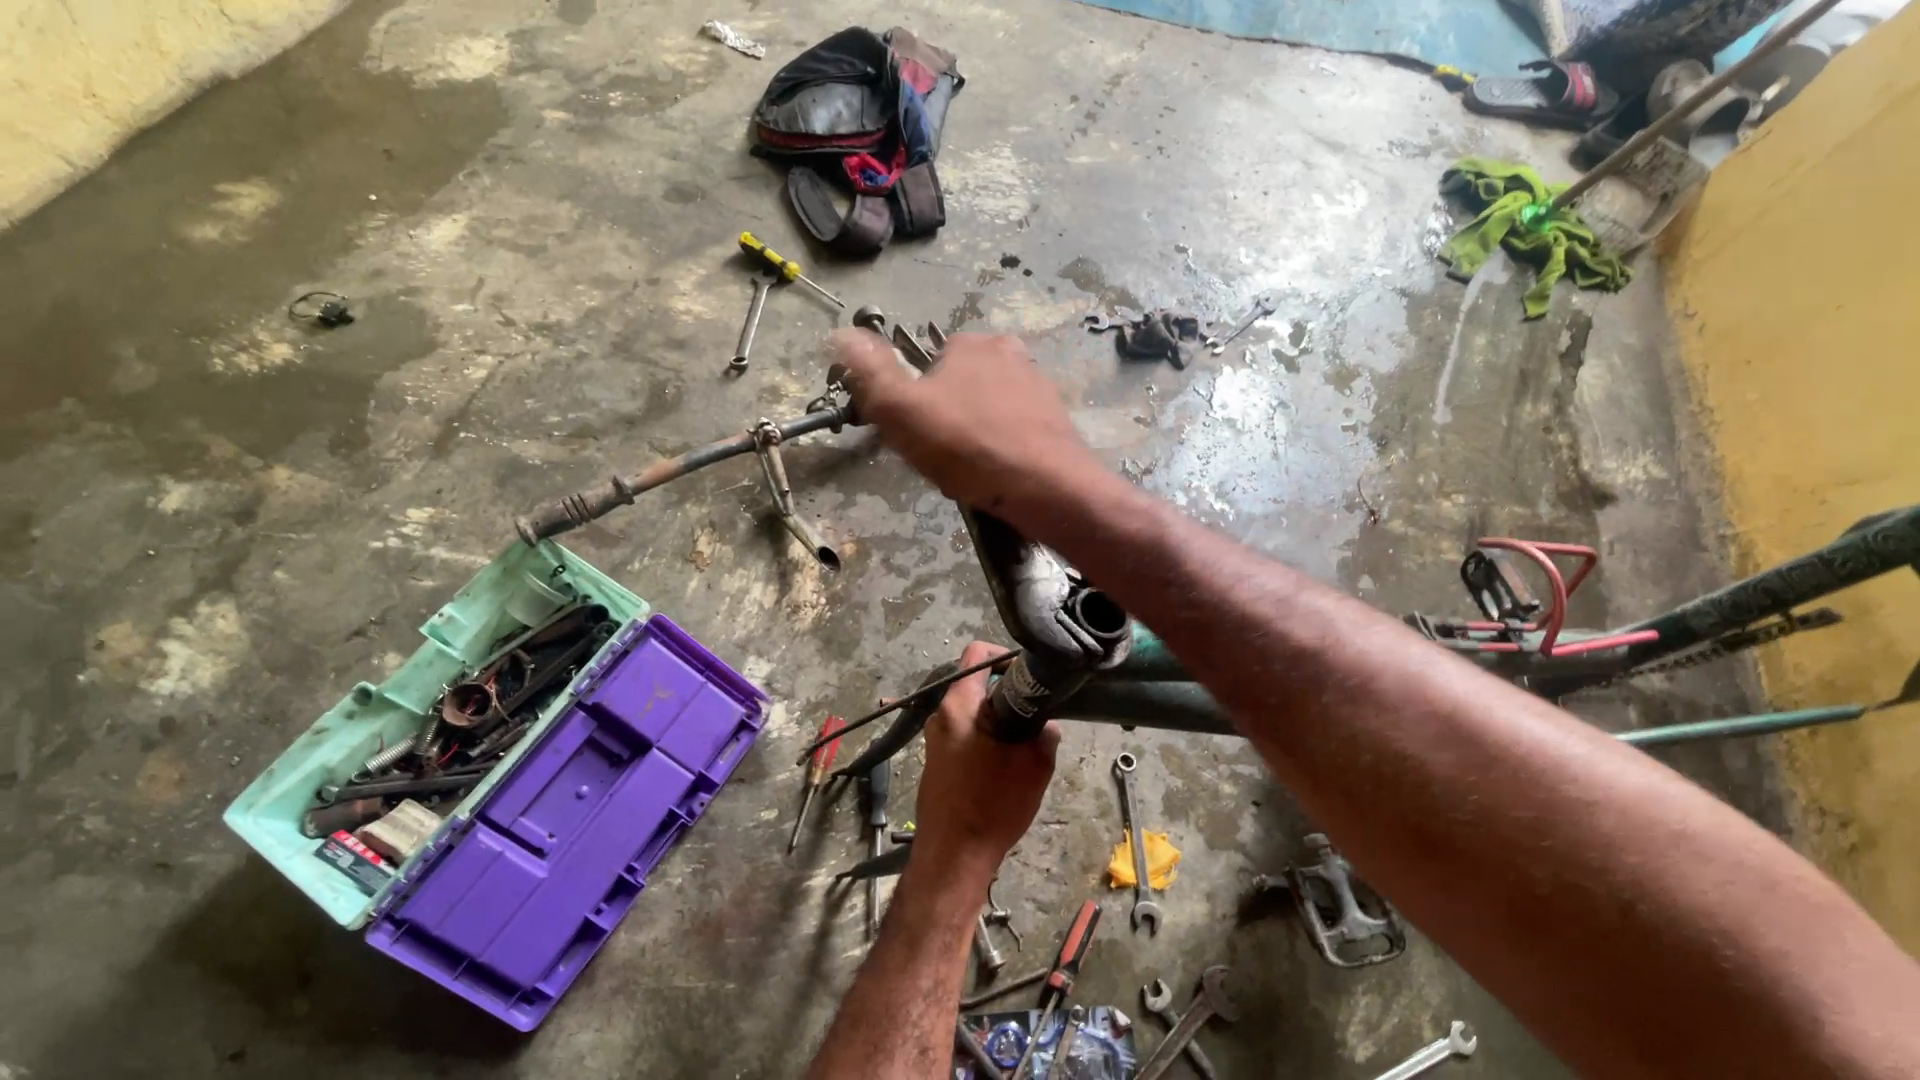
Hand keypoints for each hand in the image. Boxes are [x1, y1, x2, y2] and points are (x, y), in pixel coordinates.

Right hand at [830, 329, 1102, 514]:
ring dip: (976, 432)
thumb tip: (841, 333)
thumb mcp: (901, 411)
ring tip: (971, 469)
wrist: (1044, 485)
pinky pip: (1015, 428)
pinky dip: (1003, 446)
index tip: (916, 431)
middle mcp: (1009, 352)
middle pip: (961, 384)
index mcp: (970, 343)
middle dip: (948, 416)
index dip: (916, 399)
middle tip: (942, 454)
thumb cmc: (967, 445)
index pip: (929, 363)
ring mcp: (1038, 384)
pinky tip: (999, 473)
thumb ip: (870, 372)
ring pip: (989, 407)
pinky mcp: (1057, 417)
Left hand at [911, 641, 1060, 876]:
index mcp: (959, 705)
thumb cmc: (993, 804)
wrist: (953, 855)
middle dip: (1006, 694)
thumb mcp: (1035, 766)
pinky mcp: (934, 761)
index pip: (977, 654)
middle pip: (975, 684)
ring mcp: (933, 739)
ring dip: (996, 720)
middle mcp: (940, 715)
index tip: (1030, 674)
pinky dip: (984, 739)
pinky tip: (1004, 764)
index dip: (1007, 656)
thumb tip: (1045, 723)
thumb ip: (1044, 733)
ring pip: (971, 712)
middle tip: (1035, 711)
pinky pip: (963, 734)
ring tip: (1024, 742)